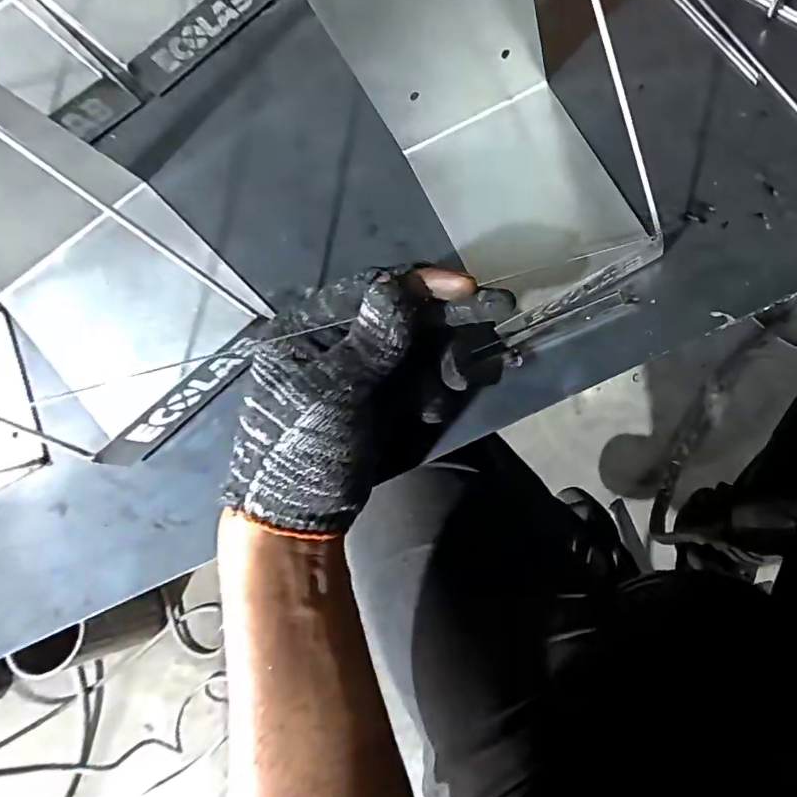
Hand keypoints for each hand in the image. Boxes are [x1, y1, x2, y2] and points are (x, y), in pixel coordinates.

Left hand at [223, 266, 475, 537]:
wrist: (303, 514)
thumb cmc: (304, 447)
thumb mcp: (335, 392)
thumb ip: (372, 339)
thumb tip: (402, 286)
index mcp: (309, 327)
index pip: (373, 288)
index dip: (423, 282)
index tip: (468, 287)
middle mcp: (339, 337)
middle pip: (405, 313)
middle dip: (446, 325)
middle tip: (494, 313)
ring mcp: (364, 364)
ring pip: (421, 345)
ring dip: (442, 365)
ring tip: (446, 392)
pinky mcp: (384, 390)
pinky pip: (422, 374)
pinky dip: (435, 389)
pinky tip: (429, 412)